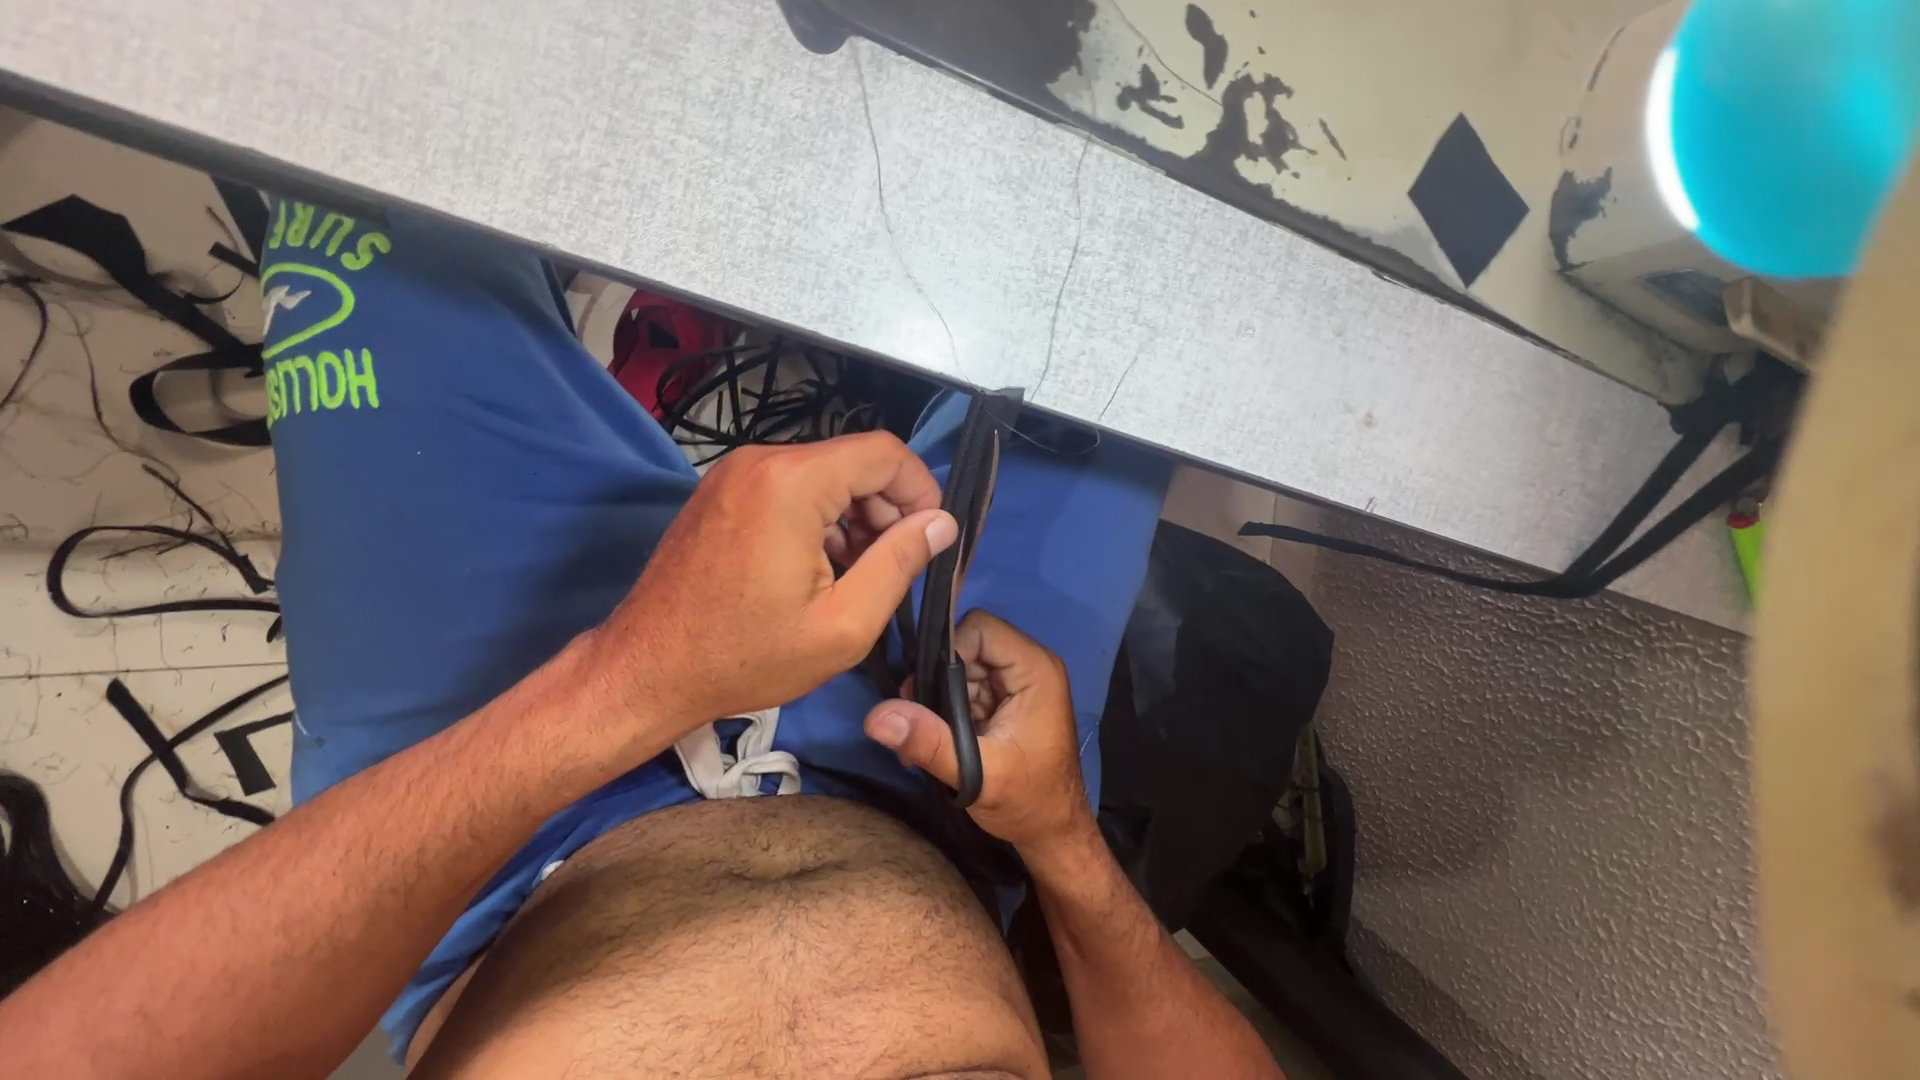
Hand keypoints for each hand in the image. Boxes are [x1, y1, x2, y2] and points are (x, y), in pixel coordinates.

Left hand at [588, 432, 957, 743]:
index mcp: (792, 482)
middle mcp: (761, 460)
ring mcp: (735, 473)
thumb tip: (942, 524)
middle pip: (855, 462)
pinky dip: (819, 519)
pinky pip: (792, 487)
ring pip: (825, 475)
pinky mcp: (722, 491)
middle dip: (886, 511)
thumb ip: (900, 563)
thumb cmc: (745, 656)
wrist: (648, 671)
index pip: (886, 453)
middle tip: (890, 569)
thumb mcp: (843, 624)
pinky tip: (818, 570)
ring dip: (854, 519)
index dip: (921, 491)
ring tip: (853, 578)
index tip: (929, 539)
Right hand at [863, 611, 1093, 852]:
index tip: (929, 695)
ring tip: (923, 739)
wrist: (1053, 835)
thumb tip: (875, 717)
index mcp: (1035, 669)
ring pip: (960, 667)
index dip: (948, 653)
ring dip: (938, 700)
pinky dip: (945, 712)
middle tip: (917, 719)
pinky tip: (935, 741)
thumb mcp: (977, 774)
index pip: (980, 628)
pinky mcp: (1003, 702)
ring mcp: (1015, 684)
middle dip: (938, 680)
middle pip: (967, 645)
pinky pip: (964, 688)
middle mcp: (1028, 666)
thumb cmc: (1029, 802)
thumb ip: (929, 742)